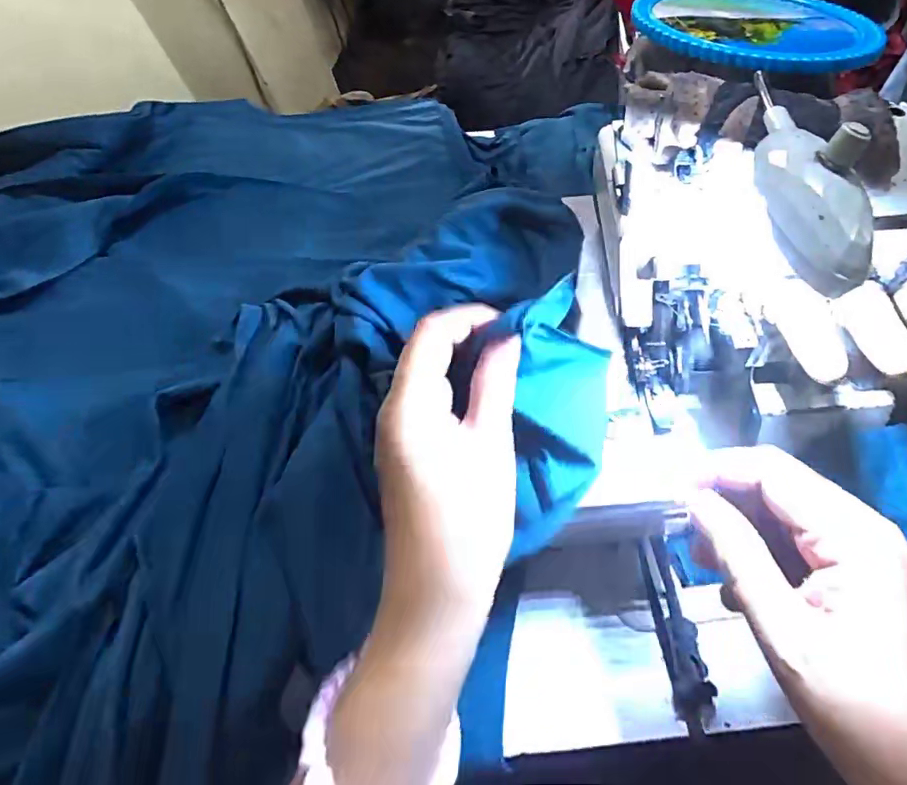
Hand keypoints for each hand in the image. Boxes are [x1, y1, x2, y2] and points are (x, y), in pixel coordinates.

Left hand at [331, 306, 521, 784]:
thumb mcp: (490, 442)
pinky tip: (485, 386)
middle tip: (516, 336)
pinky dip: (455, 378)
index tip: (512, 323)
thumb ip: (495, 382)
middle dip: (468, 331)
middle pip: (423, 347)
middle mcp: (390, 411)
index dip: (470, 316)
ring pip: (425, 369)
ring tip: (508, 355)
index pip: (430, 333)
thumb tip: (507, 337)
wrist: (437, 591)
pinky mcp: (404, 446)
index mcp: (408, 406)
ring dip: (464, 354)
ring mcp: (393, 430)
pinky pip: (427, 393)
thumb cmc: (470, 516)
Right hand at [686, 446, 906, 784]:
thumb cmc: (867, 712)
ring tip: (707, 562)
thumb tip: (699, 503)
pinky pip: (814, 551)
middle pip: (786, 492)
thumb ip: (741, 559)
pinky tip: (747, 589)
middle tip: (686, 534)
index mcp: (852, 531)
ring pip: (797, 522)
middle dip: (732, 504)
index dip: (721, 471)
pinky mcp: (872, 581)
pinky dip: (775, 561)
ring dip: (750, 535)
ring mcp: (873, 554)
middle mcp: (865, 528)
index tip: (675, 489)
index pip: (774, 471)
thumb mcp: (789, 636)